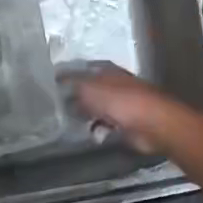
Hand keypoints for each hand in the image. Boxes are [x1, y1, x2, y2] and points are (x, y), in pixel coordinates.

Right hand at [61, 63, 181, 153]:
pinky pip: (105, 125)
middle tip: (54, 108)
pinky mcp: (127, 123)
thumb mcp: (88, 89)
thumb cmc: (120, 102)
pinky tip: (89, 133)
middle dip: (74, 98)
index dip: (66, 77)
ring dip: (85, 115)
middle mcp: (114, 84)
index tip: (49, 86)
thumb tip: (58, 84)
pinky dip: (97, 129)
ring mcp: (122, 104)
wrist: (153, 124)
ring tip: (67, 123)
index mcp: (106, 70)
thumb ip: (72, 85)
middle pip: (88, 90)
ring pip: (96, 108)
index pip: (81, 69)